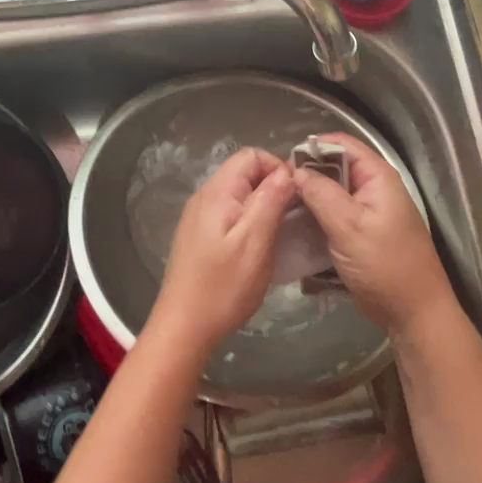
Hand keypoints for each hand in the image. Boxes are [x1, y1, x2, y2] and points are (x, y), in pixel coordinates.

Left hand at [146, 148, 296, 357]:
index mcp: (217, 192)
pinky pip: (230, 214)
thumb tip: (287, 172)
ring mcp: (199, 217)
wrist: (184, 326)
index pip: (251, 156)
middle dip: (273, 188)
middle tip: (293, 217)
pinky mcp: (199, 236)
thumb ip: (271, 200)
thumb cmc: (223, 286)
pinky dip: (250, 221)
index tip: (297, 196)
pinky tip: (259, 246)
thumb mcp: (255, 241)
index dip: (278, 168)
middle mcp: (204, 197)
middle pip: (244, 173)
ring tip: (281, 232)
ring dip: (263, 206)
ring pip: (239, 195)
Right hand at [291, 133, 455, 334]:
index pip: (341, 144)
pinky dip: (316, 218)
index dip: (312, 149)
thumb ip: (321, 194)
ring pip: (331, 193)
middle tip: (277, 191)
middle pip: (334, 168)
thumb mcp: (348, 226)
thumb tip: (296, 171)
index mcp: (377, 177)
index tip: (284, 166)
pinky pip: (334, 216)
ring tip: (281, 208)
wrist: (413, 312)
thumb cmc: (385, 265)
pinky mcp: (361, 233)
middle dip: (307, 176)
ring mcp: (368, 212)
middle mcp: (373, 188)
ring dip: (309, 199)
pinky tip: (295, 227)